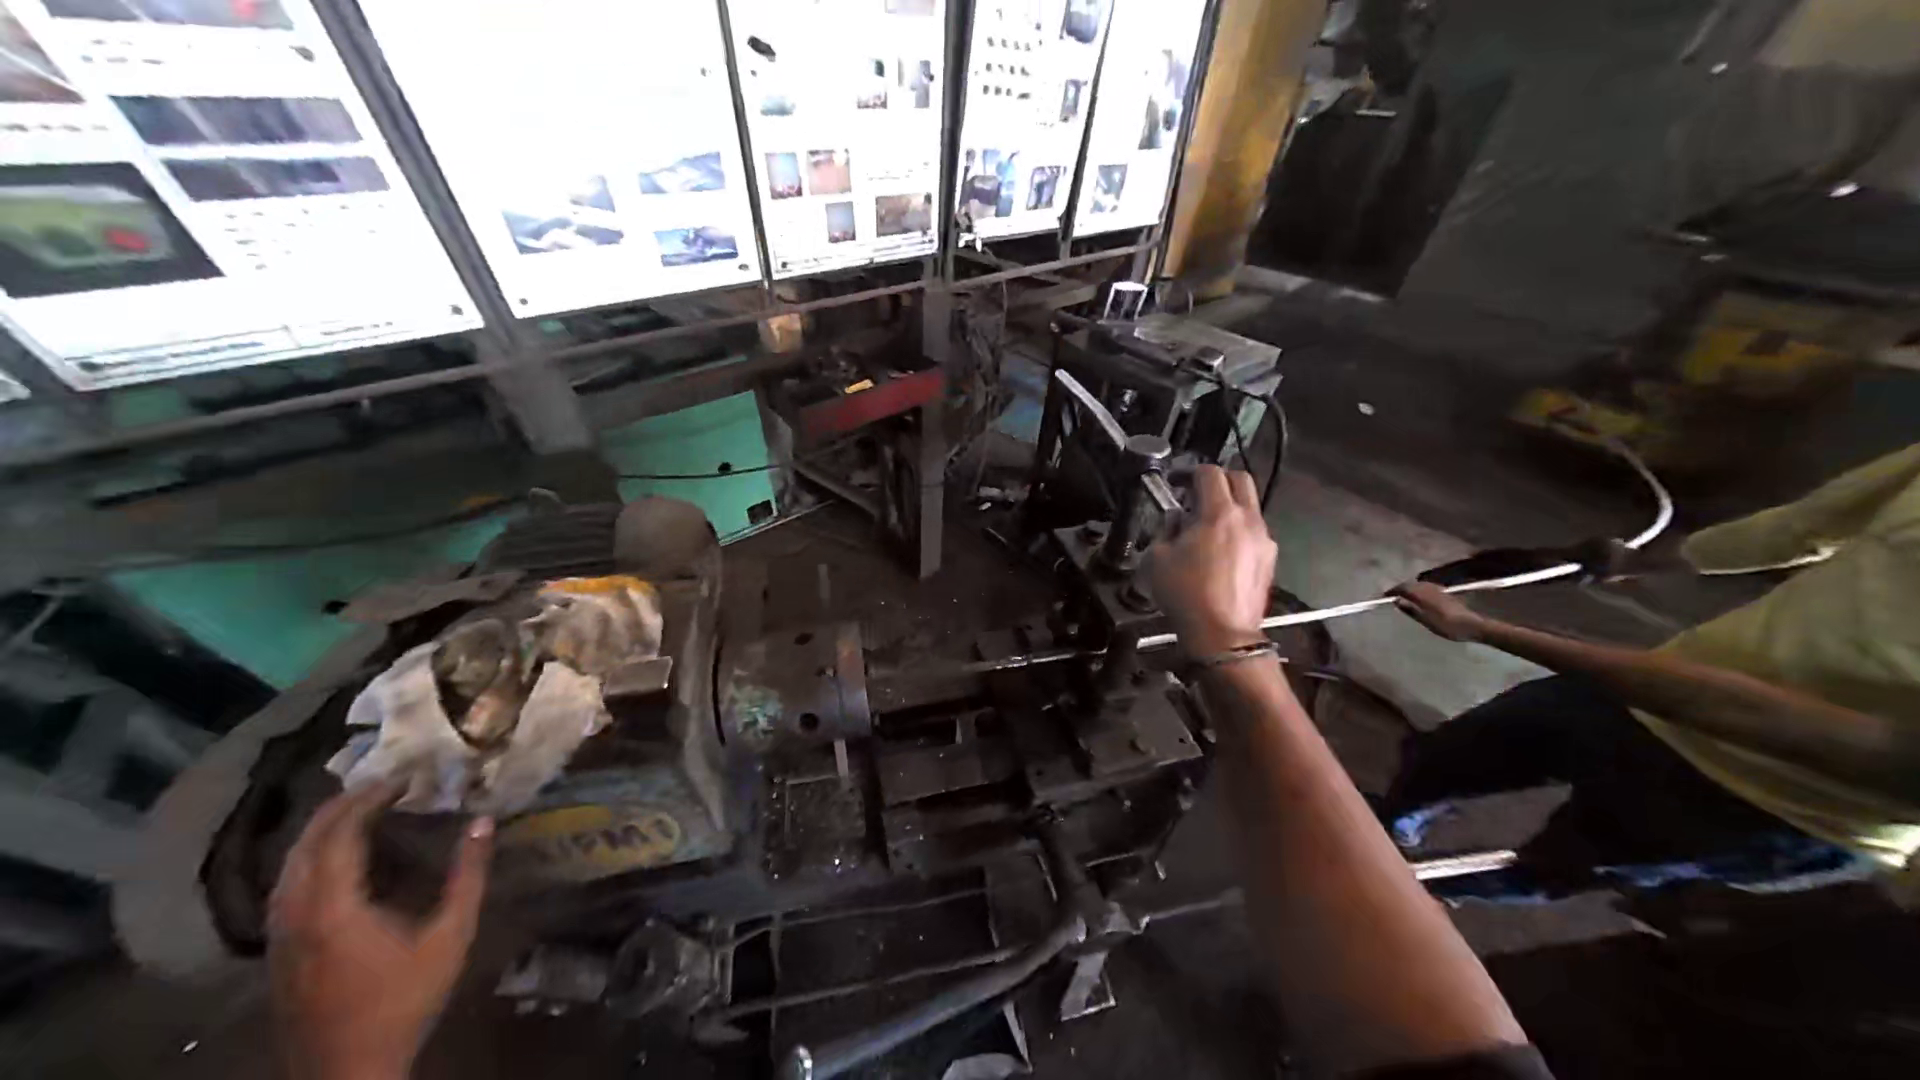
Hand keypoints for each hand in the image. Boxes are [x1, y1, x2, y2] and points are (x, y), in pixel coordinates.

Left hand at [268, 783, 492, 1079]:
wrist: (347, 1071)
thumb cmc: (404, 999)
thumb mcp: (450, 934)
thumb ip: (467, 875)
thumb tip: (483, 821)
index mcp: (332, 907)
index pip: (338, 834)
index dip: (368, 798)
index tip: (404, 777)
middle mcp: (294, 914)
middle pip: (306, 844)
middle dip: (341, 806)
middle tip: (384, 783)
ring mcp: (279, 934)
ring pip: (289, 865)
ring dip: (323, 830)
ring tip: (363, 809)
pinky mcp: (279, 950)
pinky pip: (287, 885)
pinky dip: (313, 856)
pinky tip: (340, 857)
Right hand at [1148, 465, 1277, 655]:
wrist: (1222, 634)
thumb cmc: (1185, 594)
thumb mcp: (1157, 558)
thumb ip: (1166, 529)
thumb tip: (1176, 520)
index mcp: (1219, 514)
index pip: (1210, 473)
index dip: (1190, 472)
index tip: (1176, 482)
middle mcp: (1248, 520)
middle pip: (1240, 479)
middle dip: (1218, 479)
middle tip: (1197, 493)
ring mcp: (1264, 540)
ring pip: (1250, 506)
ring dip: (1230, 506)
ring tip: (1207, 526)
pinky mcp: (1269, 560)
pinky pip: (1254, 531)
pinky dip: (1238, 529)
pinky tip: (1220, 550)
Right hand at [1391, 582, 1489, 642]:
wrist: (1473, 625)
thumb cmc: (1447, 626)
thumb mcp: (1425, 621)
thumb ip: (1410, 609)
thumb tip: (1396, 600)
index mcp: (1423, 595)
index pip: (1403, 588)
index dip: (1393, 591)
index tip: (1385, 596)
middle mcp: (1430, 589)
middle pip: (1411, 584)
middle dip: (1401, 588)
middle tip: (1393, 595)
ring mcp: (1439, 590)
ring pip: (1420, 584)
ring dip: (1410, 587)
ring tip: (1405, 594)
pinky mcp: (1446, 593)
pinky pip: (1428, 586)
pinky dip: (1420, 588)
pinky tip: (1421, 594)